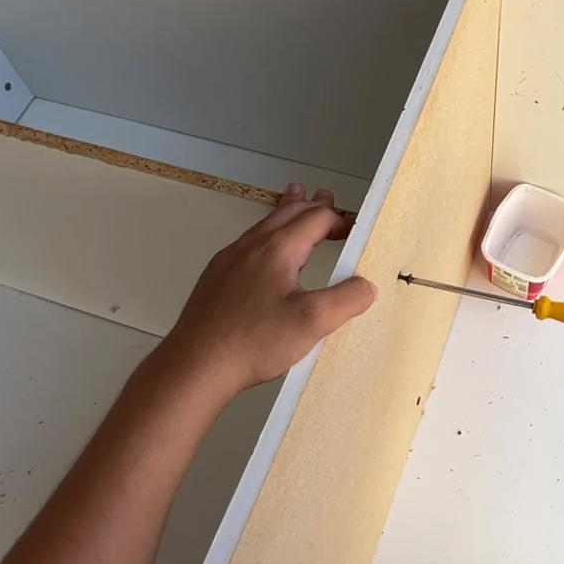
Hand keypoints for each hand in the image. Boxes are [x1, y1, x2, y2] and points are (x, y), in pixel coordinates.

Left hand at [160, 183, 376, 397]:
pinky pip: (247, 246)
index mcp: (277, 249)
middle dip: (311, 206)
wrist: (196, 364)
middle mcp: (250, 247)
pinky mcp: (216, 280)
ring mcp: (229, 262)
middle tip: (326, 198)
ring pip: (263, 227)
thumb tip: (367, 285)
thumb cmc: (253, 341)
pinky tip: (265, 254)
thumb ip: (347, 299)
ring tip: (294, 201)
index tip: (353, 230)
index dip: (338, 219)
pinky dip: (266, 236)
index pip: (315, 219)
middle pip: (286, 214)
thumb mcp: (313, 322)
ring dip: (285, 214)